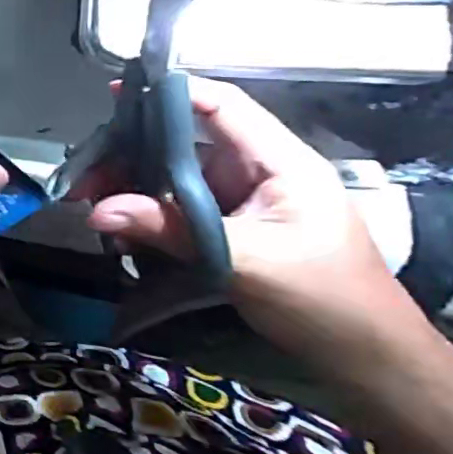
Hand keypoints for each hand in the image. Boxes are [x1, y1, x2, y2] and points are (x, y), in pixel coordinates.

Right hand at [81, 77, 432, 369]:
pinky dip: (142, 214)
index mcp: (281, 164)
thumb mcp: (247, 262)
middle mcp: (256, 172)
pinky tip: (117, 231)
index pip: (223, 106)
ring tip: (91, 204)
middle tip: (85, 177)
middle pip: (181, 142)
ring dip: (128, 188)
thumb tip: (97, 210)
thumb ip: (172, 230)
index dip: (171, 92)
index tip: (117, 93)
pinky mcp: (225, 226)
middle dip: (129, 154)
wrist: (367, 361)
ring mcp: (239, 199)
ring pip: (170, 176)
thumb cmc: (328, 301)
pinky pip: (173, 207)